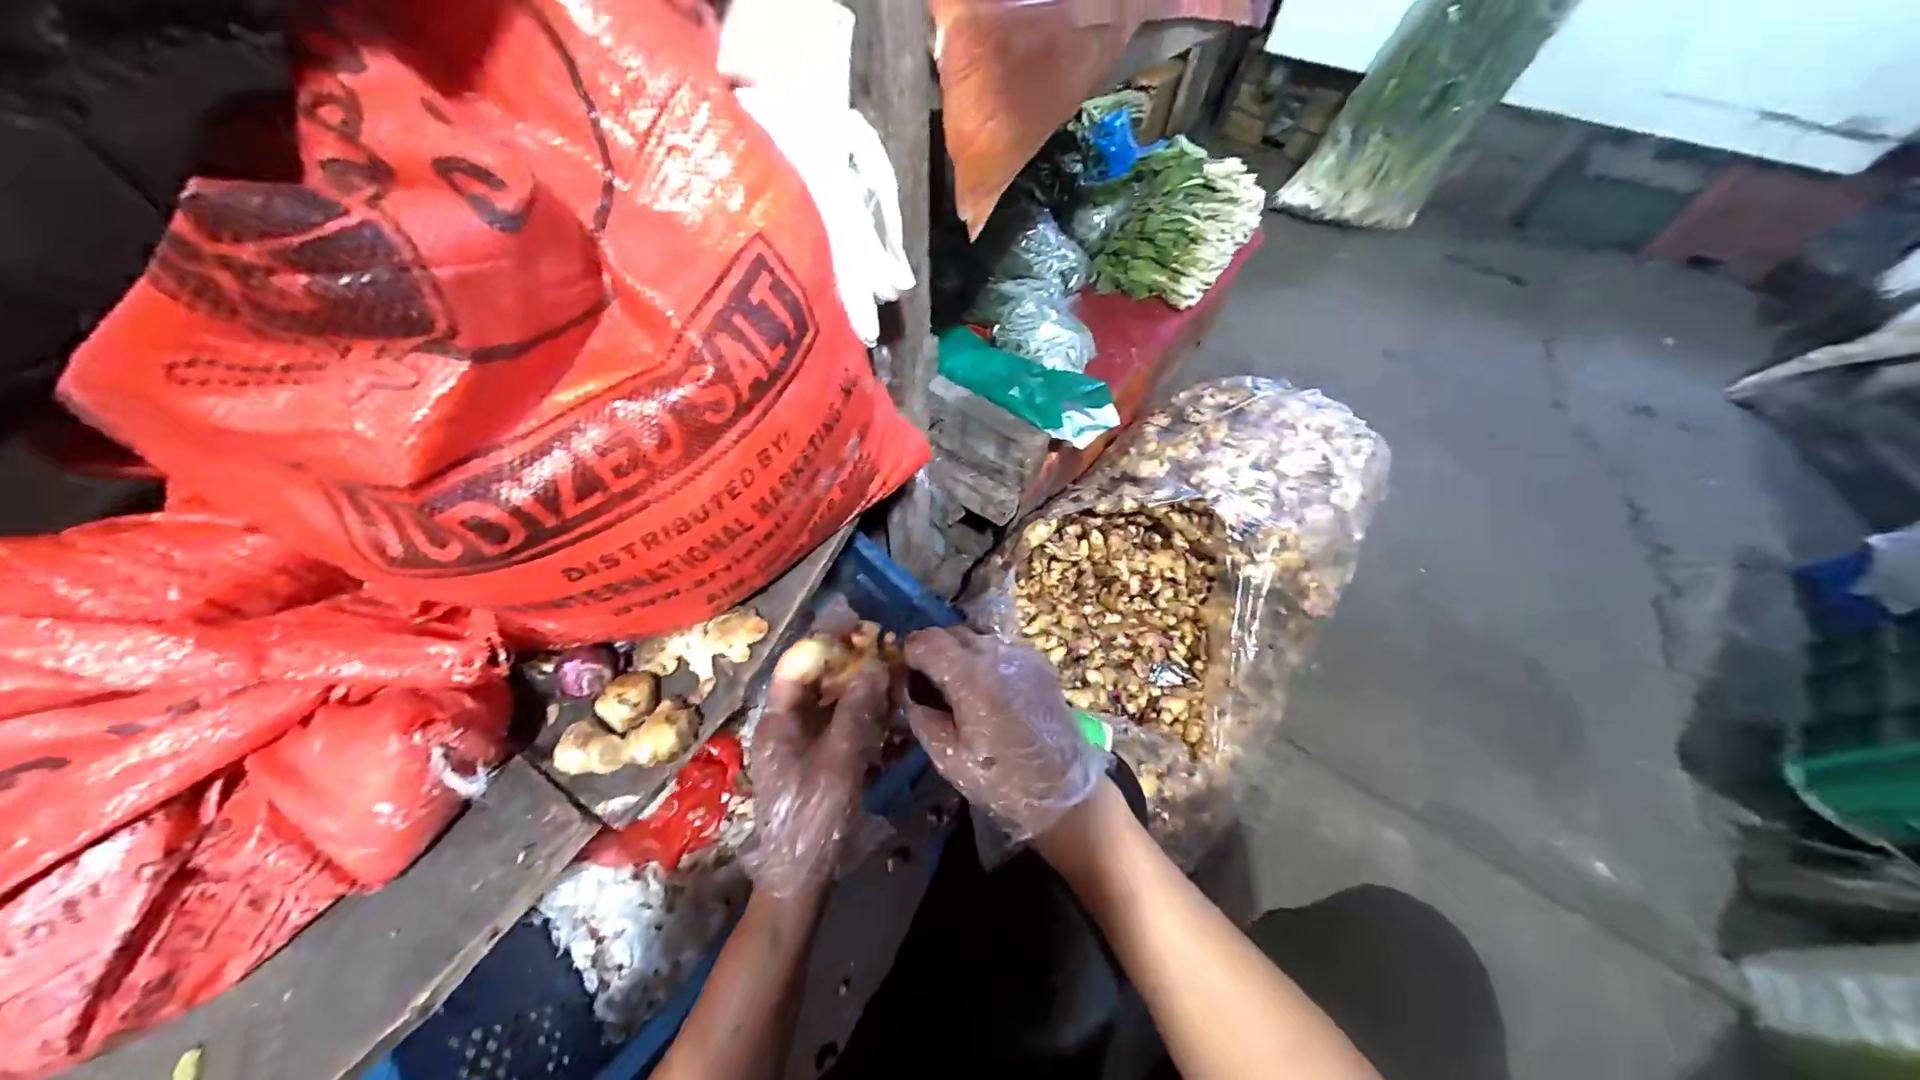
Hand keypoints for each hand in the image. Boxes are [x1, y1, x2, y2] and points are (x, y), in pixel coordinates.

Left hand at [741, 655, 885, 895]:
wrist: (801, 878)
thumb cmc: (812, 817)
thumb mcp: (838, 761)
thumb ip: (856, 710)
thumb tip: (875, 664)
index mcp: (778, 722)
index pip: (795, 666)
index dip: (826, 646)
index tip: (861, 633)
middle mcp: (786, 726)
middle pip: (815, 681)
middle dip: (848, 664)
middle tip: (885, 651)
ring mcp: (803, 743)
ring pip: (830, 702)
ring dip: (858, 688)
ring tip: (891, 676)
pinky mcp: (819, 759)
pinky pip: (839, 724)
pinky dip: (861, 713)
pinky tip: (886, 710)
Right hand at [900, 627, 1106, 840]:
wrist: (1062, 789)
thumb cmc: (1002, 779)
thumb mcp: (949, 758)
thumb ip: (922, 717)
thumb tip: (907, 691)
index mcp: (972, 678)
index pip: (928, 640)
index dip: (911, 652)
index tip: (905, 671)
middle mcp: (997, 655)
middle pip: (952, 632)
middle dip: (933, 650)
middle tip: (928, 681)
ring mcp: (1022, 654)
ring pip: (977, 636)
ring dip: (960, 652)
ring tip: (957, 686)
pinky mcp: (1038, 662)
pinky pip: (1000, 646)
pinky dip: (984, 658)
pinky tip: (986, 688)